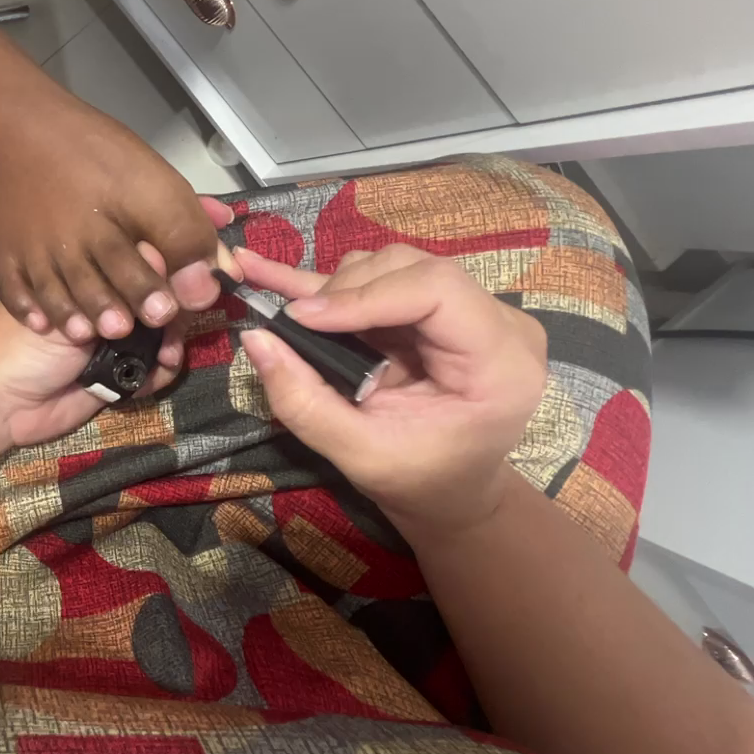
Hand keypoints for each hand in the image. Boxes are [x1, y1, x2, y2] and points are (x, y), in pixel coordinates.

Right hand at [0, 69, 224, 342]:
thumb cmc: (74, 138)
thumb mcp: (140, 165)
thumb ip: (183, 218)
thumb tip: (222, 261)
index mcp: (124, 201)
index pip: (168, 251)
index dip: (183, 281)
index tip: (187, 300)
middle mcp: (82, 232)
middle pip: (118, 283)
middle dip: (137, 306)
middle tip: (145, 321)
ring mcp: (38, 249)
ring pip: (71, 300)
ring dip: (91, 317)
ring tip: (104, 329)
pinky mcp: (2, 256)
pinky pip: (22, 296)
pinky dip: (38, 311)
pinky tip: (51, 322)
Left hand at [0, 242, 186, 455]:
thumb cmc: (22, 342)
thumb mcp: (76, 305)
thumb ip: (125, 278)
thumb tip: (177, 250)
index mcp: (87, 268)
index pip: (146, 252)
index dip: (180, 257)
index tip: (211, 265)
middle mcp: (104, 296)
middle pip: (162, 292)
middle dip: (180, 306)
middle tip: (181, 320)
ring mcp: (113, 335)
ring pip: (165, 330)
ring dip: (174, 340)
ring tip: (168, 353)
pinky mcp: (117, 372)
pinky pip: (155, 366)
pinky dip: (161, 370)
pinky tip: (157, 372)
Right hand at [234, 243, 547, 537]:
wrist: (446, 489)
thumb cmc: (417, 479)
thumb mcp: (358, 454)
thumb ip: (305, 401)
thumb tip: (254, 337)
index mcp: (499, 364)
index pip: (436, 290)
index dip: (364, 295)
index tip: (302, 318)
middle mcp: (493, 323)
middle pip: (409, 268)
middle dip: (343, 290)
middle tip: (297, 324)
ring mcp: (463, 309)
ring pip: (388, 264)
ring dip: (335, 287)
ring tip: (300, 320)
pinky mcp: (426, 306)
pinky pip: (373, 277)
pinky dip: (320, 280)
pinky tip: (262, 267)